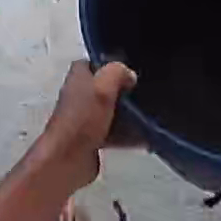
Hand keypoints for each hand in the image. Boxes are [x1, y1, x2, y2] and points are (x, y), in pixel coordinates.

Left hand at [30, 60, 137, 192]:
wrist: (68, 158)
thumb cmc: (83, 118)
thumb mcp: (102, 87)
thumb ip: (117, 73)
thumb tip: (129, 74)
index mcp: (78, 77)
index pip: (96, 63)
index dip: (113, 66)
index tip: (132, 72)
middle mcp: (79, 94)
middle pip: (106, 88)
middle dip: (125, 92)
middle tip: (146, 95)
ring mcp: (85, 117)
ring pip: (112, 111)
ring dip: (130, 115)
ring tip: (152, 117)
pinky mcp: (92, 138)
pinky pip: (114, 132)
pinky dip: (128, 135)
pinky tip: (147, 138)